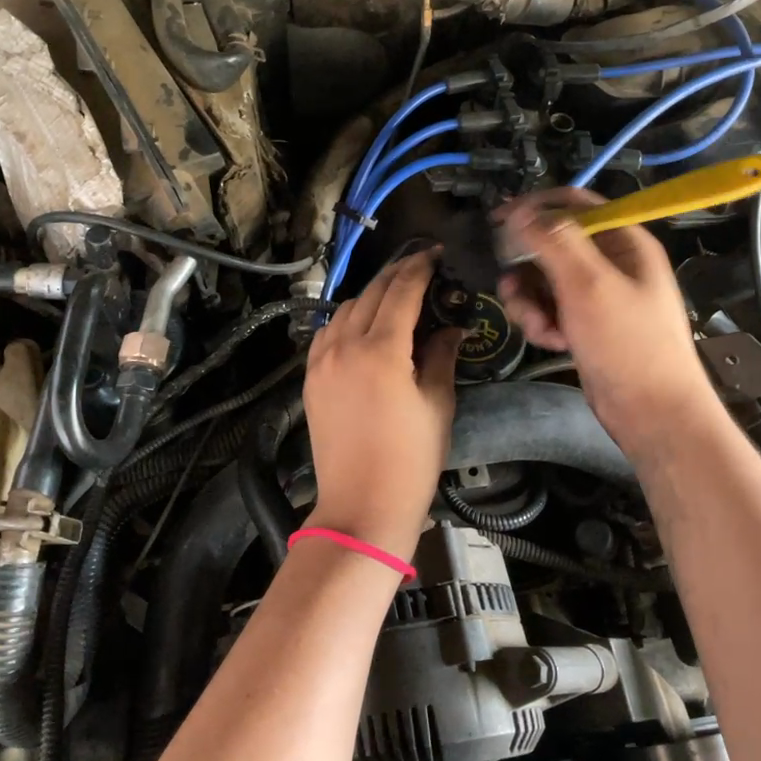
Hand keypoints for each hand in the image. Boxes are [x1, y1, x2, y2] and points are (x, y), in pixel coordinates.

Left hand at [304, 250, 465, 556]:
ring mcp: (321, 361)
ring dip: (371, 296)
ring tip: (395, 299)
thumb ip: (441, 356)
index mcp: (381, 349)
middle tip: (421, 269)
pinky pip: (327, 333)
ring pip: (345, 310)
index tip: (436, 255)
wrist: (361, 506)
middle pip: (371, 293)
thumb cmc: (410, 460)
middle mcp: (344, 345)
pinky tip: (363, 328)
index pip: (401, 291)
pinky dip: (346, 321)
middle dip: (397, 276)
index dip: (420, 268)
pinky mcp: (309, 379)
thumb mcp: (437, 405)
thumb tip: (451, 327)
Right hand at [496, 188, 722, 459]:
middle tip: (511, 289)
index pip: (573, 204)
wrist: (652, 412)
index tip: (496, 222)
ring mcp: (598, 294)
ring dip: (530, 301)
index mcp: (624, 241)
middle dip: (526, 268)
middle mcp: (611, 261)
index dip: (534, 207)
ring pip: (544, 280)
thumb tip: (519, 211)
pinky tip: (552, 342)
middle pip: (551, 244)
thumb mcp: (588, 285)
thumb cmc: (627, 344)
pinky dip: (543, 322)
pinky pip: (550, 308)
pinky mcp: (586, 323)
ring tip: (538, 327)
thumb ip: (553, 242)